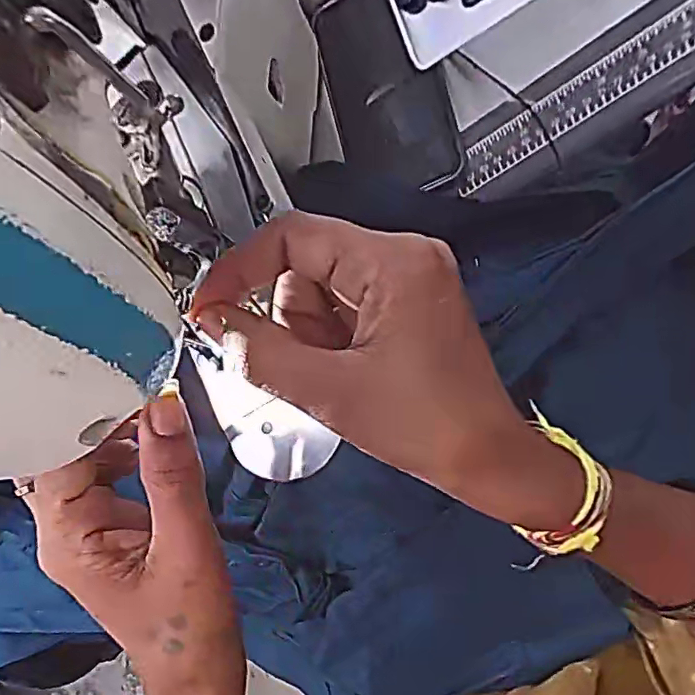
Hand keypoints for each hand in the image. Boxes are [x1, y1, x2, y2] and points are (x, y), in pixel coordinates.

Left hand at [24, 391, 245, 694]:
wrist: (199, 677)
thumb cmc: (189, 632)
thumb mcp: (188, 548)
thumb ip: (173, 476)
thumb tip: (163, 410)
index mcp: (67, 540)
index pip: (56, 455)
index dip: (86, 414)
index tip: (125, 382)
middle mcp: (63, 535)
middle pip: (62, 455)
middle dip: (100, 419)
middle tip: (146, 391)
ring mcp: (84, 536)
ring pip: (84, 465)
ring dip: (115, 436)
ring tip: (154, 414)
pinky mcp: (107, 537)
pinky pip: (107, 482)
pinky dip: (128, 457)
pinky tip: (155, 448)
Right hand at [189, 211, 582, 529]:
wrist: (482, 457)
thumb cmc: (433, 426)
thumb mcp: (328, 392)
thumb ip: (258, 352)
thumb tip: (216, 323)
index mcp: (395, 262)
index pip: (290, 236)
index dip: (239, 271)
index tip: (212, 304)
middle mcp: (408, 259)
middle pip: (304, 268)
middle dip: (293, 323)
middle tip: (314, 368)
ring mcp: (410, 282)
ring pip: (319, 294)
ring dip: (312, 340)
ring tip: (342, 379)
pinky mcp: (408, 307)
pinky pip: (343, 312)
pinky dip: (332, 346)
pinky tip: (353, 377)